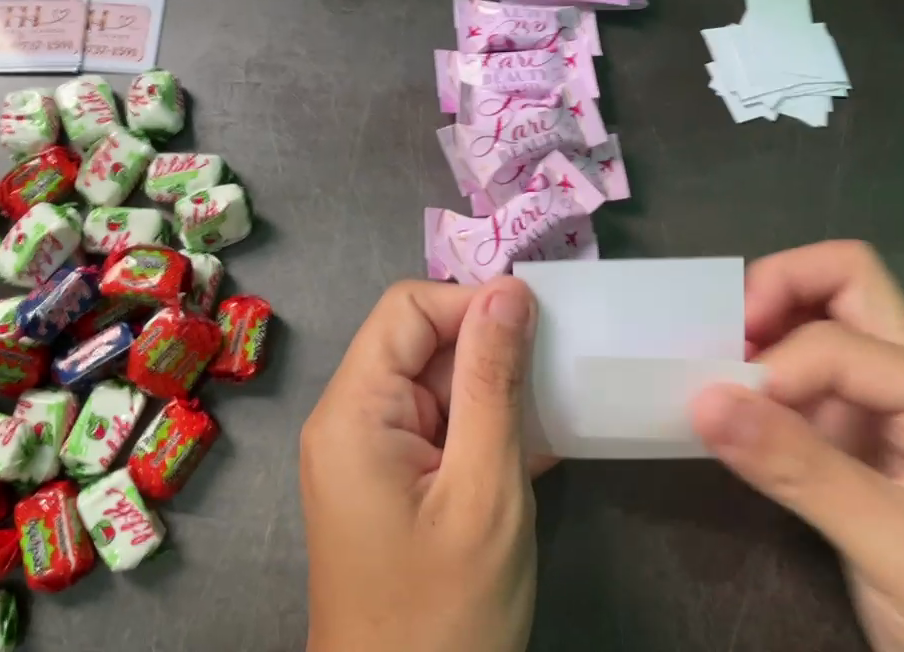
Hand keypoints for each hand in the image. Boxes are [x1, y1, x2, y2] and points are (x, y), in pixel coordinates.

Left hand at [301, 278, 540, 651]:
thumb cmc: (444, 612)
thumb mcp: (483, 491)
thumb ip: (493, 383)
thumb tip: (508, 291)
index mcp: (354, 410)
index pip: (408, 308)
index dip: (471, 306)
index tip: (537, 330)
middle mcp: (348, 418)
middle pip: (418, 341)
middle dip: (487, 349)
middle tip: (555, 371)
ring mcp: (365, 452)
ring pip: (434, 382)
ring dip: (493, 391)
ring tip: (552, 407)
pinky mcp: (387, 480)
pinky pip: (436, 425)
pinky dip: (482, 427)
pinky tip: (533, 445)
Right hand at [691, 241, 903, 651]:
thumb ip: (803, 472)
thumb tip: (701, 398)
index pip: (848, 342)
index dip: (779, 366)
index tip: (725, 411)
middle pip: (848, 286)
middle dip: (775, 293)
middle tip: (721, 339)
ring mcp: (895, 413)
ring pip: (823, 322)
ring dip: (765, 331)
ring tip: (718, 369)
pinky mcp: (860, 443)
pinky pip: (803, 380)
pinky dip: (759, 377)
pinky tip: (732, 406)